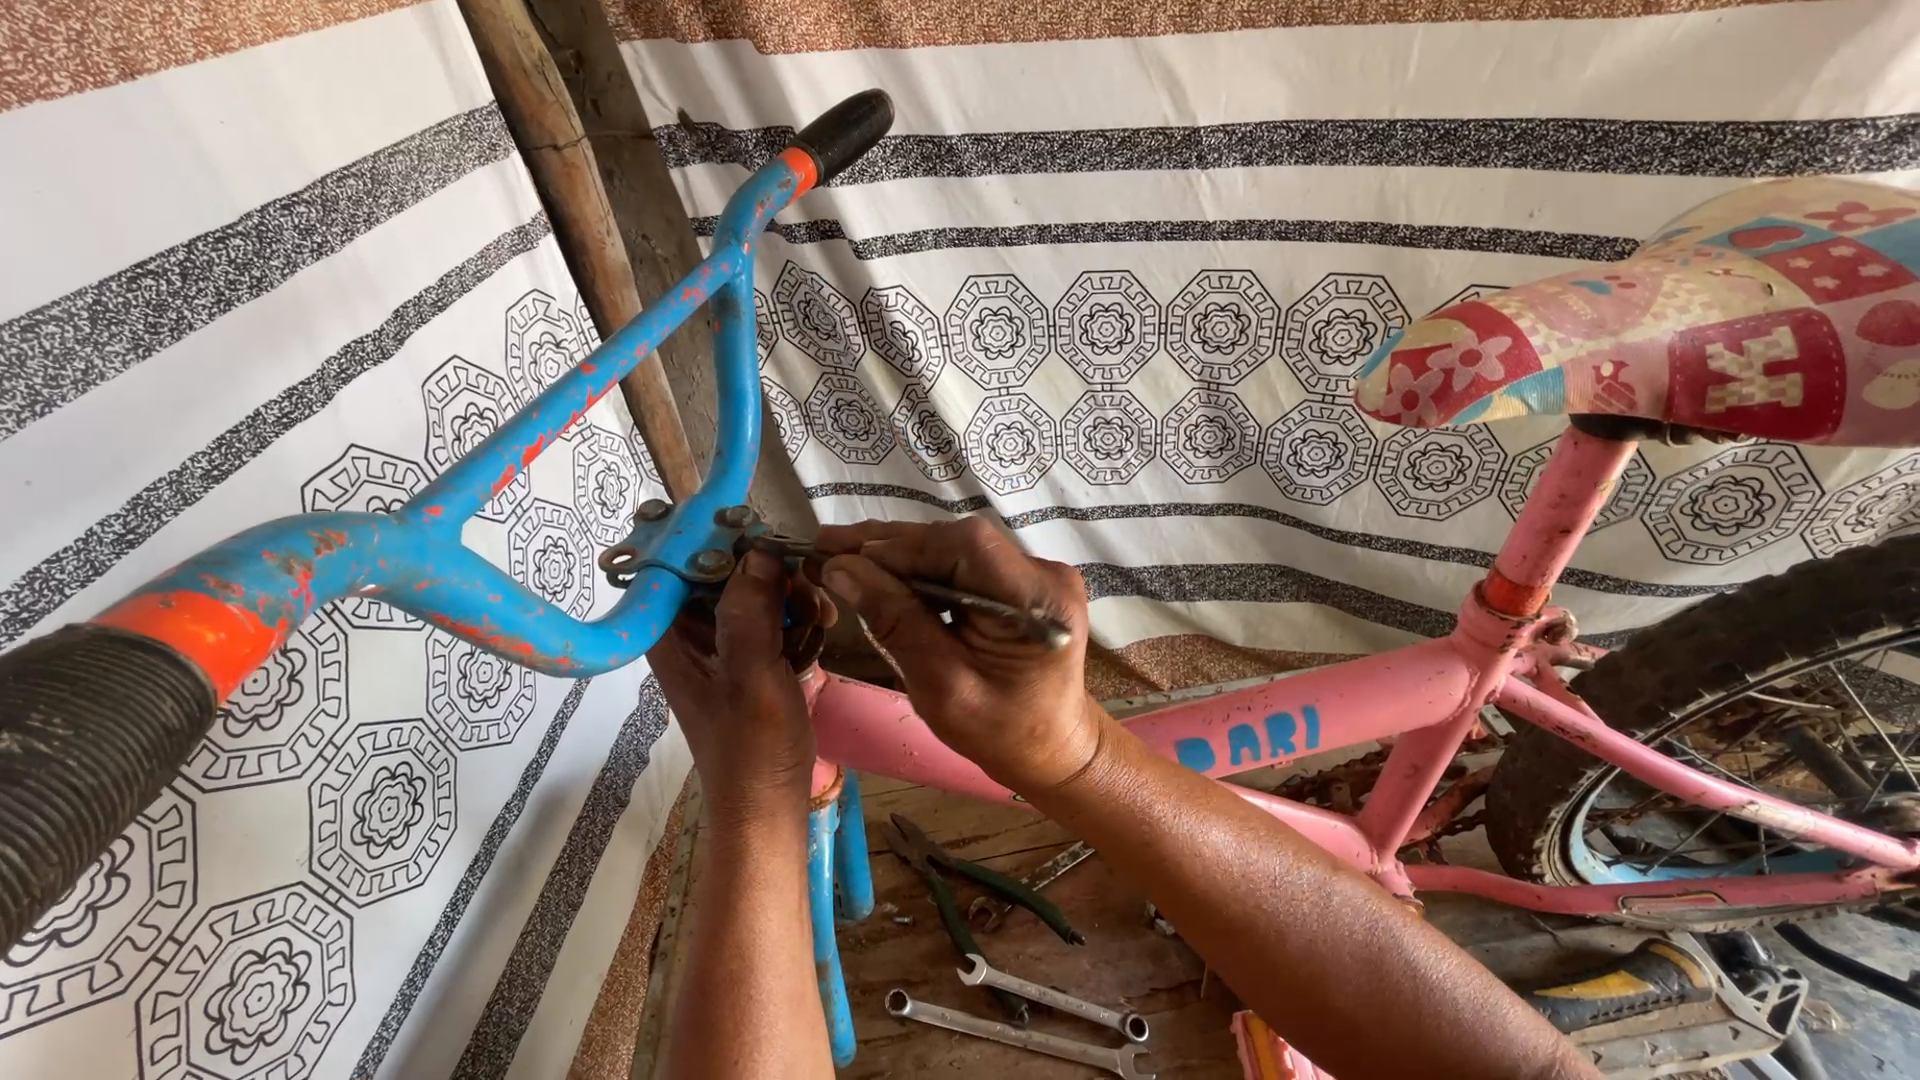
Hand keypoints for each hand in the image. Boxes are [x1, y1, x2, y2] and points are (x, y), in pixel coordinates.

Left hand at [648, 550, 834, 817]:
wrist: (770, 806)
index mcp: (673, 634)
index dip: (722, 541)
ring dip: (794, 599)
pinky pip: (776, 618)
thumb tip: (759, 551)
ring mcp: (725, 645)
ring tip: (821, 626)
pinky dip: (800, 622)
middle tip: (807, 598)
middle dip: (773, 575)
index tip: (768, 540)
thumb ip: (751, 613)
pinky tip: (819, 640)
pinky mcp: (753, 658)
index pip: (683, 561)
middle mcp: (693, 632)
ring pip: (759, 591)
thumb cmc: (753, 751)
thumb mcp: (753, 678)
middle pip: (729, 570)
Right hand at [813, 518, 1100, 793]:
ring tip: (841, 556)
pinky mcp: (1020, 582)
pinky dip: (920, 570)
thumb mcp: (941, 687)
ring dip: (899, 555)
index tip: (843, 556)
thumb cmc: (1000, 734)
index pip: (966, 547)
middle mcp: (1043, 575)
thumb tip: (841, 569)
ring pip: (955, 549)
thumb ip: (896, 623)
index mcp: (1037, 603)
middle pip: (958, 542)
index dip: (901, 546)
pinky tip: (881, 574)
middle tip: (825, 546)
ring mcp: (1034, 575)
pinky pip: (963, 564)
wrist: (1052, 749)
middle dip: (890, 546)